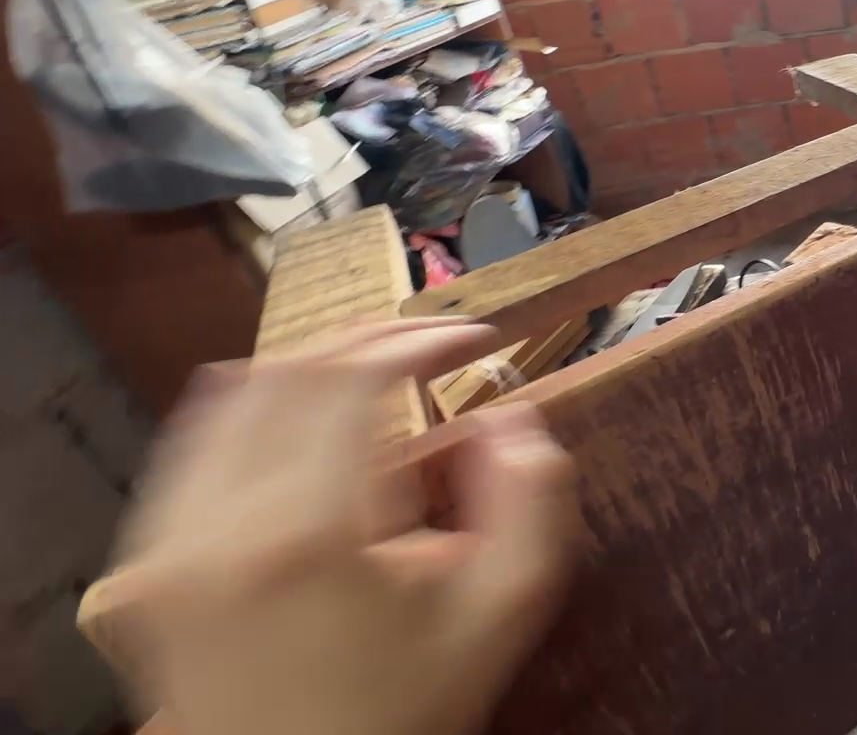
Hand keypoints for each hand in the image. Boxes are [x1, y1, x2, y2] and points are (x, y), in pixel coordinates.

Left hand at [115, 319, 577, 734]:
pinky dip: (263, 404)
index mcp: (302, 535)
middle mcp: (206, 532)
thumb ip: (534, 494)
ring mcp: (157, 553)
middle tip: (443, 337)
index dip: (420, 340)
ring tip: (392, 359)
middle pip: (283, 376)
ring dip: (321, 364)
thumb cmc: (415, 697)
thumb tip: (511, 416)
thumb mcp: (511, 599)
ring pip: (230, 402)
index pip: (348, 383)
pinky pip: (198, 449)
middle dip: (375, 338)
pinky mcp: (144, 571)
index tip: (478, 337)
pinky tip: (310, 403)